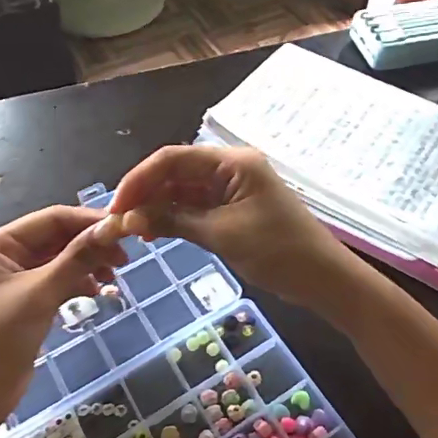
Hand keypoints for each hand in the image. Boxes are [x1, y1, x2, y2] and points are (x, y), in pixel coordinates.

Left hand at [0, 206, 127, 430]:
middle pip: (56, 239)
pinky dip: (78, 284)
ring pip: (59, 262)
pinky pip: (56, 284)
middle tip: (126, 259)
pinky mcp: (24, 307)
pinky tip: (97, 291)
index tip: (126, 229)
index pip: (51, 219)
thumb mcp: (37, 297)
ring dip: (87, 265)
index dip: (90, 221)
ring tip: (114, 278)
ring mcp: (13, 284)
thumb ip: (76, 260)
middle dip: (91, 245)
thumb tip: (112, 228)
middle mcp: (3, 258)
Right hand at [109, 146, 357, 311]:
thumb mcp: (222, 235)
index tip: (115, 208)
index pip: (173, 159)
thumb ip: (174, 221)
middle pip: (176, 173)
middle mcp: (231, 168)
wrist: (322, 277)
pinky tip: (155, 233)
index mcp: (233, 162)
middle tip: (118, 224)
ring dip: (158, 208)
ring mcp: (234, 189)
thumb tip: (128, 219)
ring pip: (184, 191)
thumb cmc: (278, 251)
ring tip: (132, 231)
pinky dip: (176, 218)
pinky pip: (197, 207)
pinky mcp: (235, 210)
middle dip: (145, 195)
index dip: (139, 180)